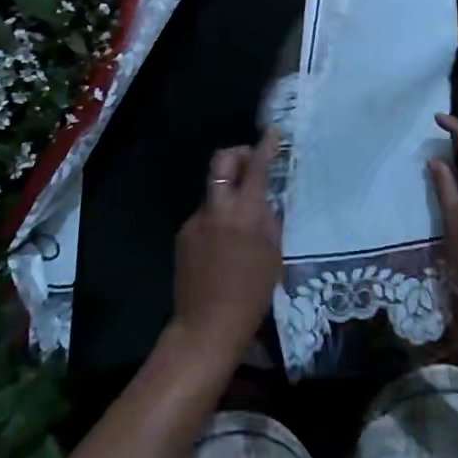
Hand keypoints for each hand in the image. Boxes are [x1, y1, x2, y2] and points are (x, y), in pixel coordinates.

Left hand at [168, 132, 281, 354]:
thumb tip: (266, 200)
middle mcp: (217, 209)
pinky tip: (227, 242)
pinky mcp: (183, 235)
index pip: (257, 167)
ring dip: (229, 192)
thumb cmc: (253, 290)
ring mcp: (195, 221)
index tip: (273, 132)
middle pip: (221, 163)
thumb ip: (269, 219)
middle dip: (238, 155)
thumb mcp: (274, 250)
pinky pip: (206, 215)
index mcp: (246, 212)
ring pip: (214, 191)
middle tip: (252, 162)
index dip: (266, 146)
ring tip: (244, 218)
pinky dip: (219, 217)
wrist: (208, 324)